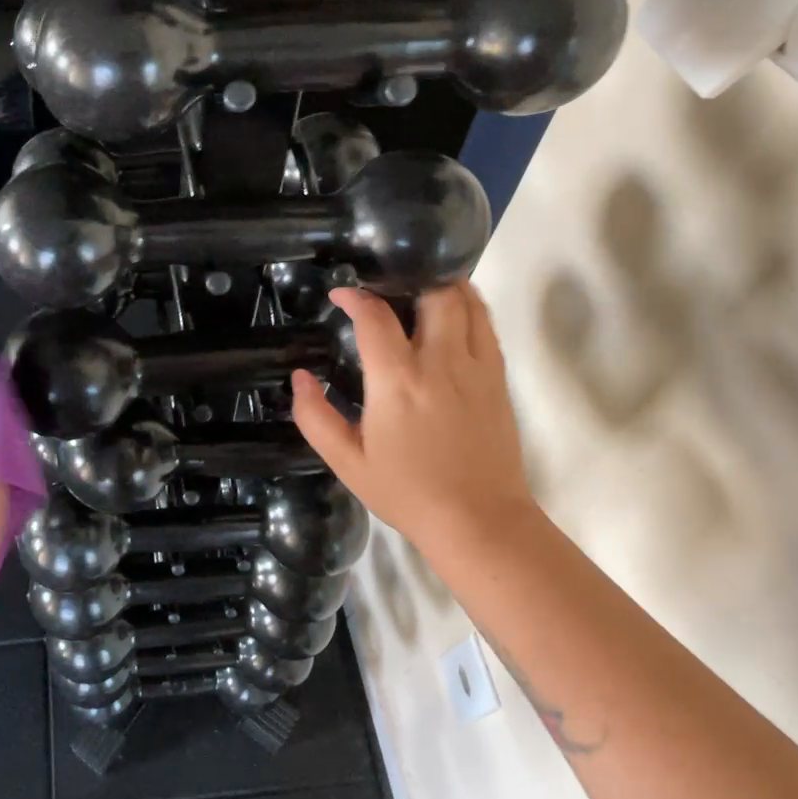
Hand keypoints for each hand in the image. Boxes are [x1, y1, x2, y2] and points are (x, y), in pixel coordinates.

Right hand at [291, 282, 535, 546]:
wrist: (479, 521)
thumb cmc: (407, 492)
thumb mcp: (347, 462)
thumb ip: (315, 416)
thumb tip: (299, 377)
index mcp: (398, 380)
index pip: (374, 316)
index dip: (354, 297)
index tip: (340, 295)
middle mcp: (441, 362)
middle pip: (433, 292)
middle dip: (408, 277)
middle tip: (387, 285)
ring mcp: (477, 366)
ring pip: (466, 301)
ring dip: (442, 285)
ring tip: (420, 288)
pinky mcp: (499, 378)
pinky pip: (486, 324)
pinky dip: (468, 306)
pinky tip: (452, 315)